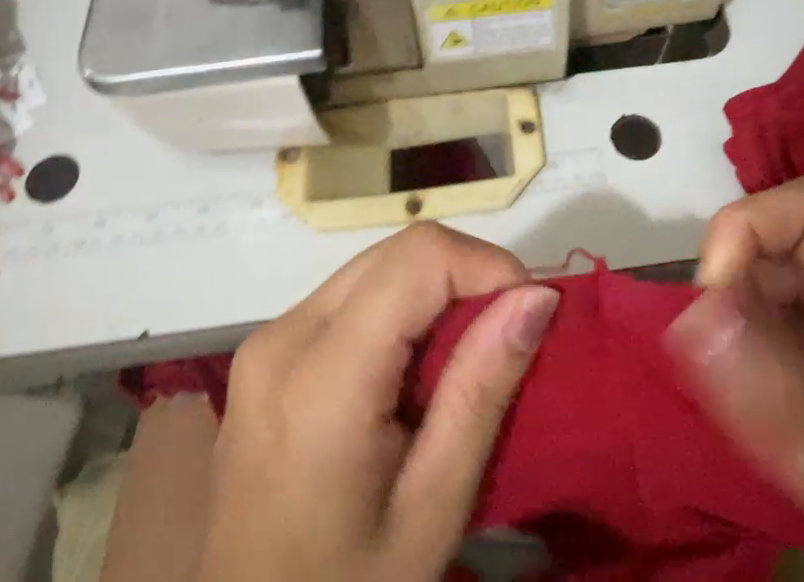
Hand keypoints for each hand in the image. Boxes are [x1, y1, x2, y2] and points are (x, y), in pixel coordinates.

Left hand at [195, 223, 558, 581]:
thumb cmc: (350, 581)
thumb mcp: (433, 505)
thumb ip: (480, 389)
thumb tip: (537, 296)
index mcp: (321, 377)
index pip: (419, 257)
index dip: (488, 266)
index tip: (530, 318)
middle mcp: (283, 336)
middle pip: (396, 253)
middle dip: (467, 278)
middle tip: (506, 343)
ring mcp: (267, 341)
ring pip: (375, 268)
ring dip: (435, 295)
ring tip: (464, 365)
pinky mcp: (266, 352)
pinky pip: (349, 298)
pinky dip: (400, 313)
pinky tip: (415, 374)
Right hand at [667, 178, 803, 581]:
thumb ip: (766, 390)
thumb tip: (688, 316)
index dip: (750, 227)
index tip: (711, 292)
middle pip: (782, 240)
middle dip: (731, 282)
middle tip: (713, 356)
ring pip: (768, 281)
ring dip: (730, 319)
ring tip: (731, 391)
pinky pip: (768, 323)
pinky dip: (737, 348)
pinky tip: (744, 403)